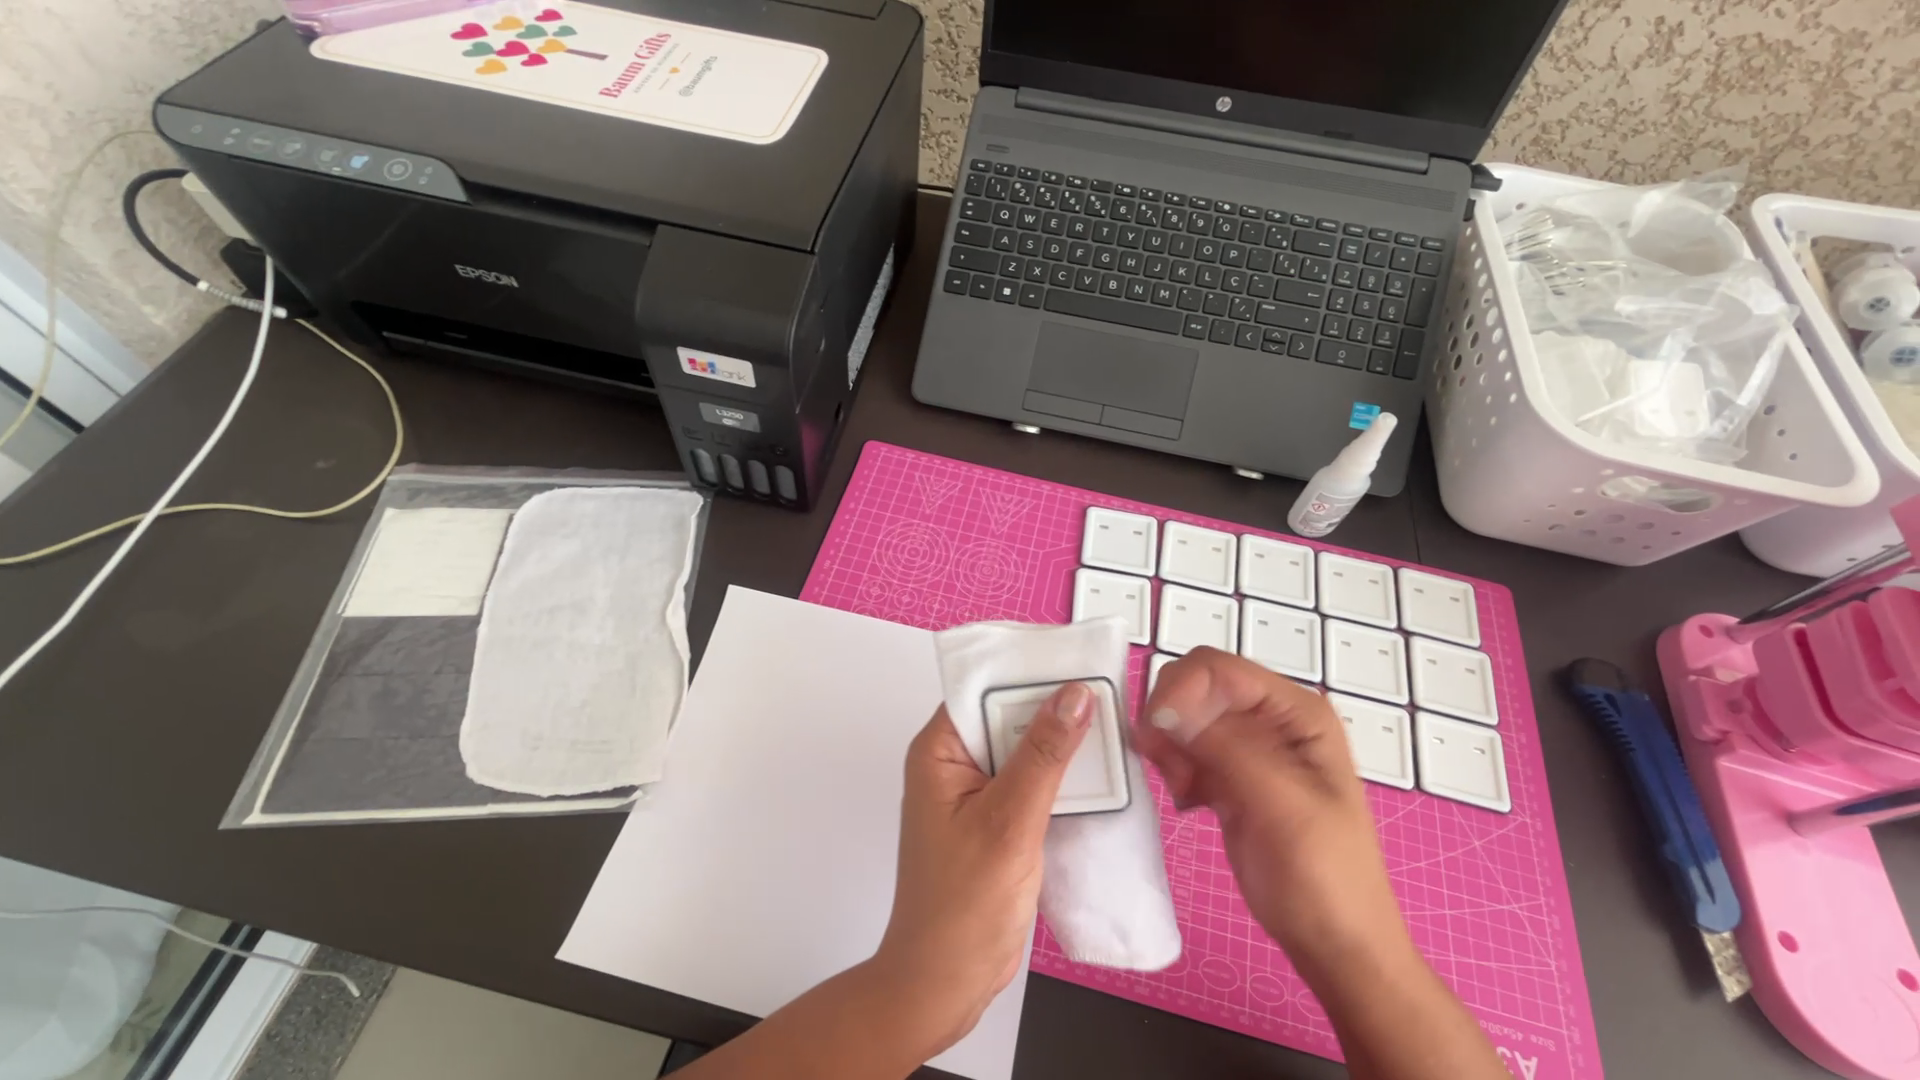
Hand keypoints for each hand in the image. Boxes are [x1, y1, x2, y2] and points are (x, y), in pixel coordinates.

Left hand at [873, 684, 1093, 1054]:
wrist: (946, 983)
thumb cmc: (963, 906)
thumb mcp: (1009, 822)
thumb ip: (1043, 755)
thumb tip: (1073, 693)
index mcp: (938, 752)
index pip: (982, 690)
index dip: (1026, 673)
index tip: (1076, 661)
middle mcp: (953, 765)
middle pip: (1007, 717)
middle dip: (1053, 708)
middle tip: (1107, 694)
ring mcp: (975, 795)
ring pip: (1024, 751)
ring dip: (1062, 746)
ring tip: (1113, 729)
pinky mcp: (996, 822)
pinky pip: (1030, 784)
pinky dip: (1061, 780)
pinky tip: (1099, 777)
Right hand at [1133, 648, 1406, 973]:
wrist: (1336, 945)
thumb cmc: (1323, 877)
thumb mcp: (1282, 807)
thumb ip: (1227, 747)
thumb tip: (1164, 706)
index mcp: (1295, 712)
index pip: (1217, 669)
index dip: (1179, 692)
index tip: (1158, 737)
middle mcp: (1270, 719)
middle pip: (1194, 687)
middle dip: (1171, 721)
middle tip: (1176, 773)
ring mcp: (1248, 747)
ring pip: (1181, 718)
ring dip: (1170, 748)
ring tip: (1186, 792)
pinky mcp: (1228, 775)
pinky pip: (1183, 749)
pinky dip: (1174, 768)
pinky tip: (1189, 802)